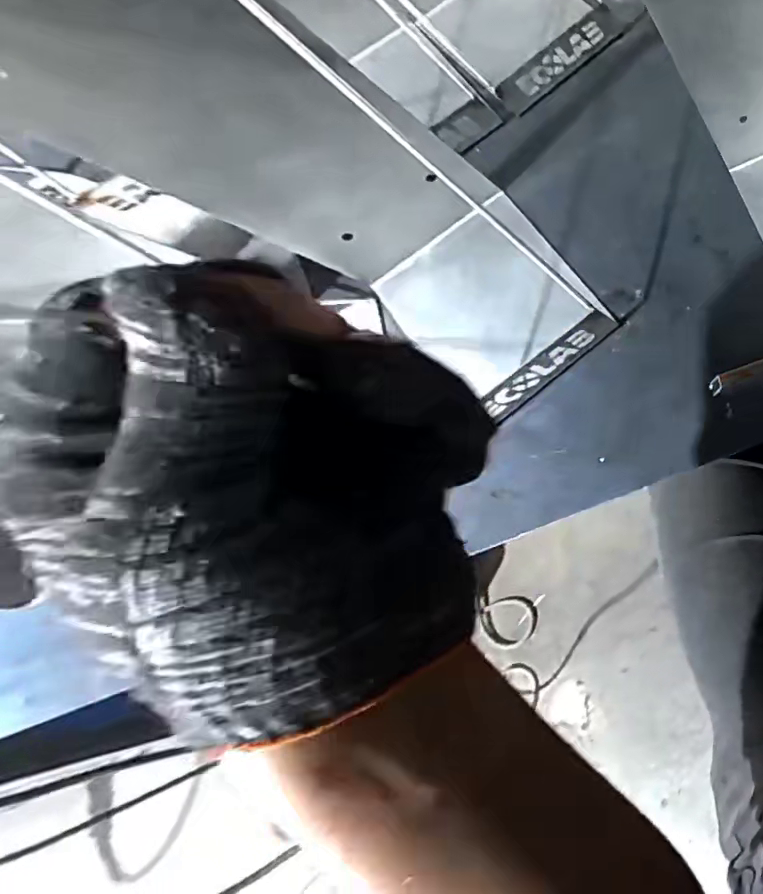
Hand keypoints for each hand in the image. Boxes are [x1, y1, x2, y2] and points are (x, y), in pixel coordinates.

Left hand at [0, 263, 492, 744]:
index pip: (124, 316)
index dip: (211, 305)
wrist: (374, 672)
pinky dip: (451, 422)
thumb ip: (189, 404)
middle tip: (390, 405)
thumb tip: (207, 293)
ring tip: (445, 459)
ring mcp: (305, 426)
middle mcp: (205, 416)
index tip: (301, 335)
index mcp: (103, 437)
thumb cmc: (249, 620)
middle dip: (350, 362)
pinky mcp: (380, 439)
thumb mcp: (188, 521)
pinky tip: (456, 464)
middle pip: (274, 325)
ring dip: (420, 397)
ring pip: (365, 355)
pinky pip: (423, 394)